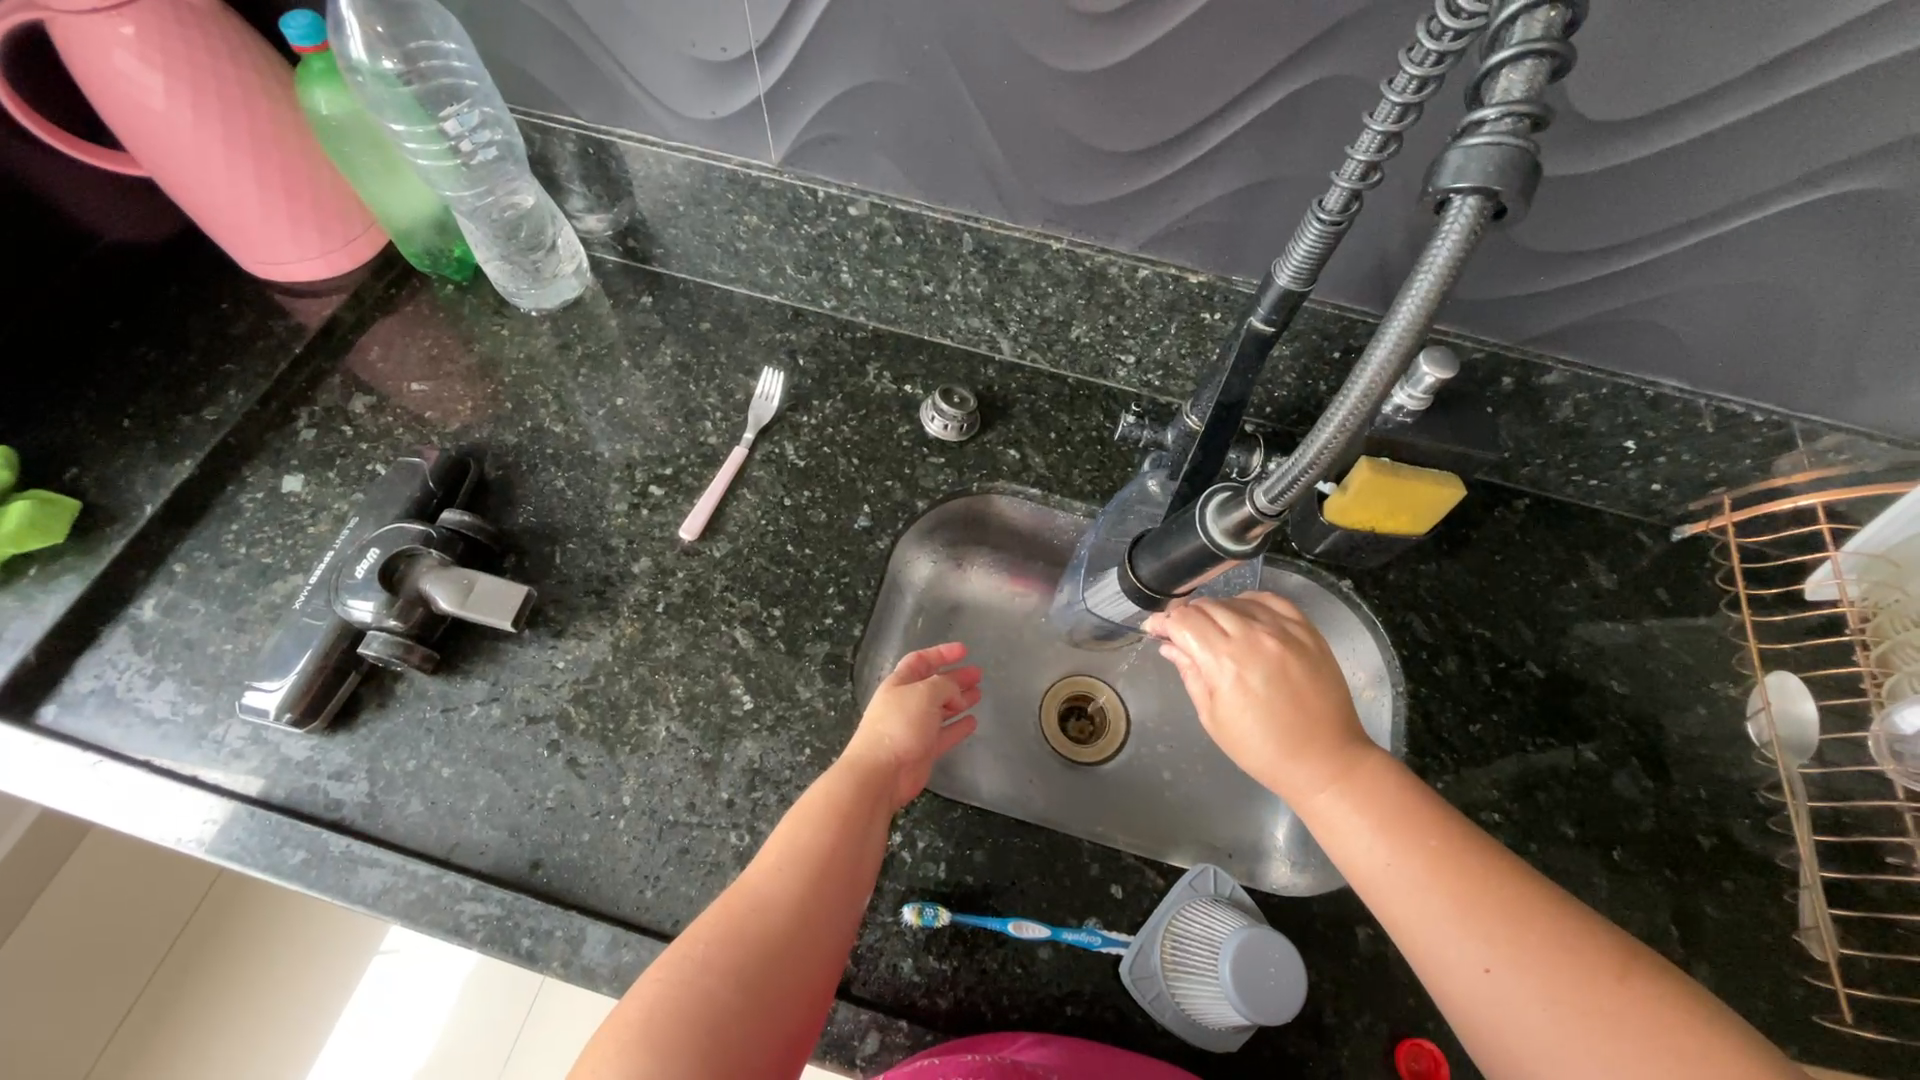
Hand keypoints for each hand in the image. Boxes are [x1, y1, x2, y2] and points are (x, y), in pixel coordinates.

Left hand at [840, 643, 981, 810]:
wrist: (881, 772)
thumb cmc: (899, 724)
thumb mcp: (924, 693)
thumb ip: (945, 686)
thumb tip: (955, 694)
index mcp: (899, 683)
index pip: (920, 661)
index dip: (941, 653)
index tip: (964, 651)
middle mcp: (906, 703)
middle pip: (934, 685)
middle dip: (955, 678)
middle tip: (978, 674)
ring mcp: (915, 728)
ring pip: (941, 709)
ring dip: (959, 700)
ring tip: (979, 693)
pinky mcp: (924, 751)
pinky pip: (945, 734)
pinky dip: (958, 727)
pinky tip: (972, 721)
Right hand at [1145, 592, 1380, 805]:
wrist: (1324, 759)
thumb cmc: (1261, 749)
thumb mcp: (1213, 717)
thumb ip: (1191, 674)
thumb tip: (1170, 646)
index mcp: (1225, 661)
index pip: (1183, 621)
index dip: (1163, 622)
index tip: (1154, 630)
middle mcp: (1253, 635)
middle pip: (1207, 606)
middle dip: (1186, 617)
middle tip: (1181, 634)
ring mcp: (1284, 630)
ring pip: (1236, 600)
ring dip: (1216, 611)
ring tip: (1214, 630)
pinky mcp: (1307, 630)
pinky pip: (1270, 600)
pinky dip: (1249, 603)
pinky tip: (1244, 616)